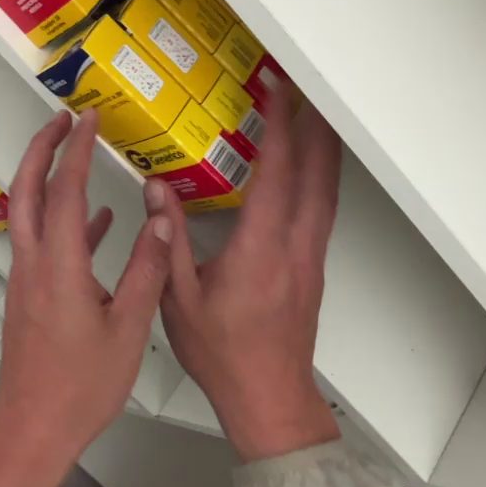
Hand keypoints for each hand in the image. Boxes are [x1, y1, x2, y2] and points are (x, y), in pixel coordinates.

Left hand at [0, 109, 174, 486]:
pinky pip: (44, 245)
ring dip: (48, 180)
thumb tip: (162, 220)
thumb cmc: (83, 385)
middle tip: (64, 118)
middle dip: (42, 149)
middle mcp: (33, 263)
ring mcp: (27, 279)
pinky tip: (99, 223)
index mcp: (59, 266)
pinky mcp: (29, 296)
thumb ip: (145, 270)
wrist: (33, 426)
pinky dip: (66, 224)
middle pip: (27, 190)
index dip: (77, 150)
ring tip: (77, 156)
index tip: (90, 118)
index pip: (65, 191)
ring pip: (29, 214)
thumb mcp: (128, 327)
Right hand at [152, 84, 343, 460]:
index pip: (276, 176)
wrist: (269, 398)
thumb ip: (169, 241)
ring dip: (323, 150)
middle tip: (303, 88)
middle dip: (311, 125)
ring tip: (314, 116)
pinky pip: (324, 211)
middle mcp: (295, 247)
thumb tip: (158, 191)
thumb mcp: (179, 300)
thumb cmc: (222, 354)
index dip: (278, 128)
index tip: (275, 91)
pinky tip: (311, 172)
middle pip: (316, 174)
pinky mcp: (312, 270)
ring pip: (327, 191)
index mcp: (260, 251)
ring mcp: (310, 258)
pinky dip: (321, 179)